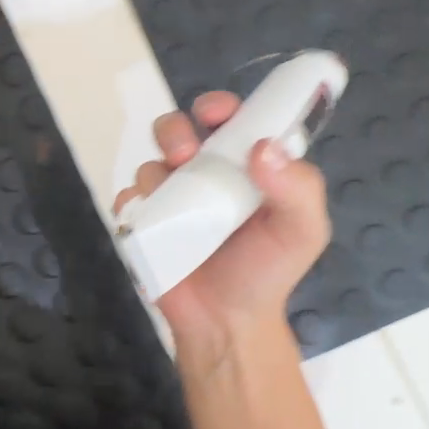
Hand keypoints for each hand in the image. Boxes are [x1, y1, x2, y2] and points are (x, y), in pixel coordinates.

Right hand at [115, 91, 330, 348]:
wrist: (224, 321)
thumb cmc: (266, 271)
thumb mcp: (302, 230)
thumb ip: (298, 188)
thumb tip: (262, 148)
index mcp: (244, 166)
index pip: (228, 120)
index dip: (218, 107)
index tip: (214, 114)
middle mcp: (203, 173)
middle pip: (176, 128)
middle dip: (174, 130)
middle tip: (183, 154)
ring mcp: (168, 195)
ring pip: (150, 162)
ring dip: (156, 172)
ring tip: (172, 200)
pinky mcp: (141, 218)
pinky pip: (127, 196)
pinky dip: (133, 203)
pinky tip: (150, 222)